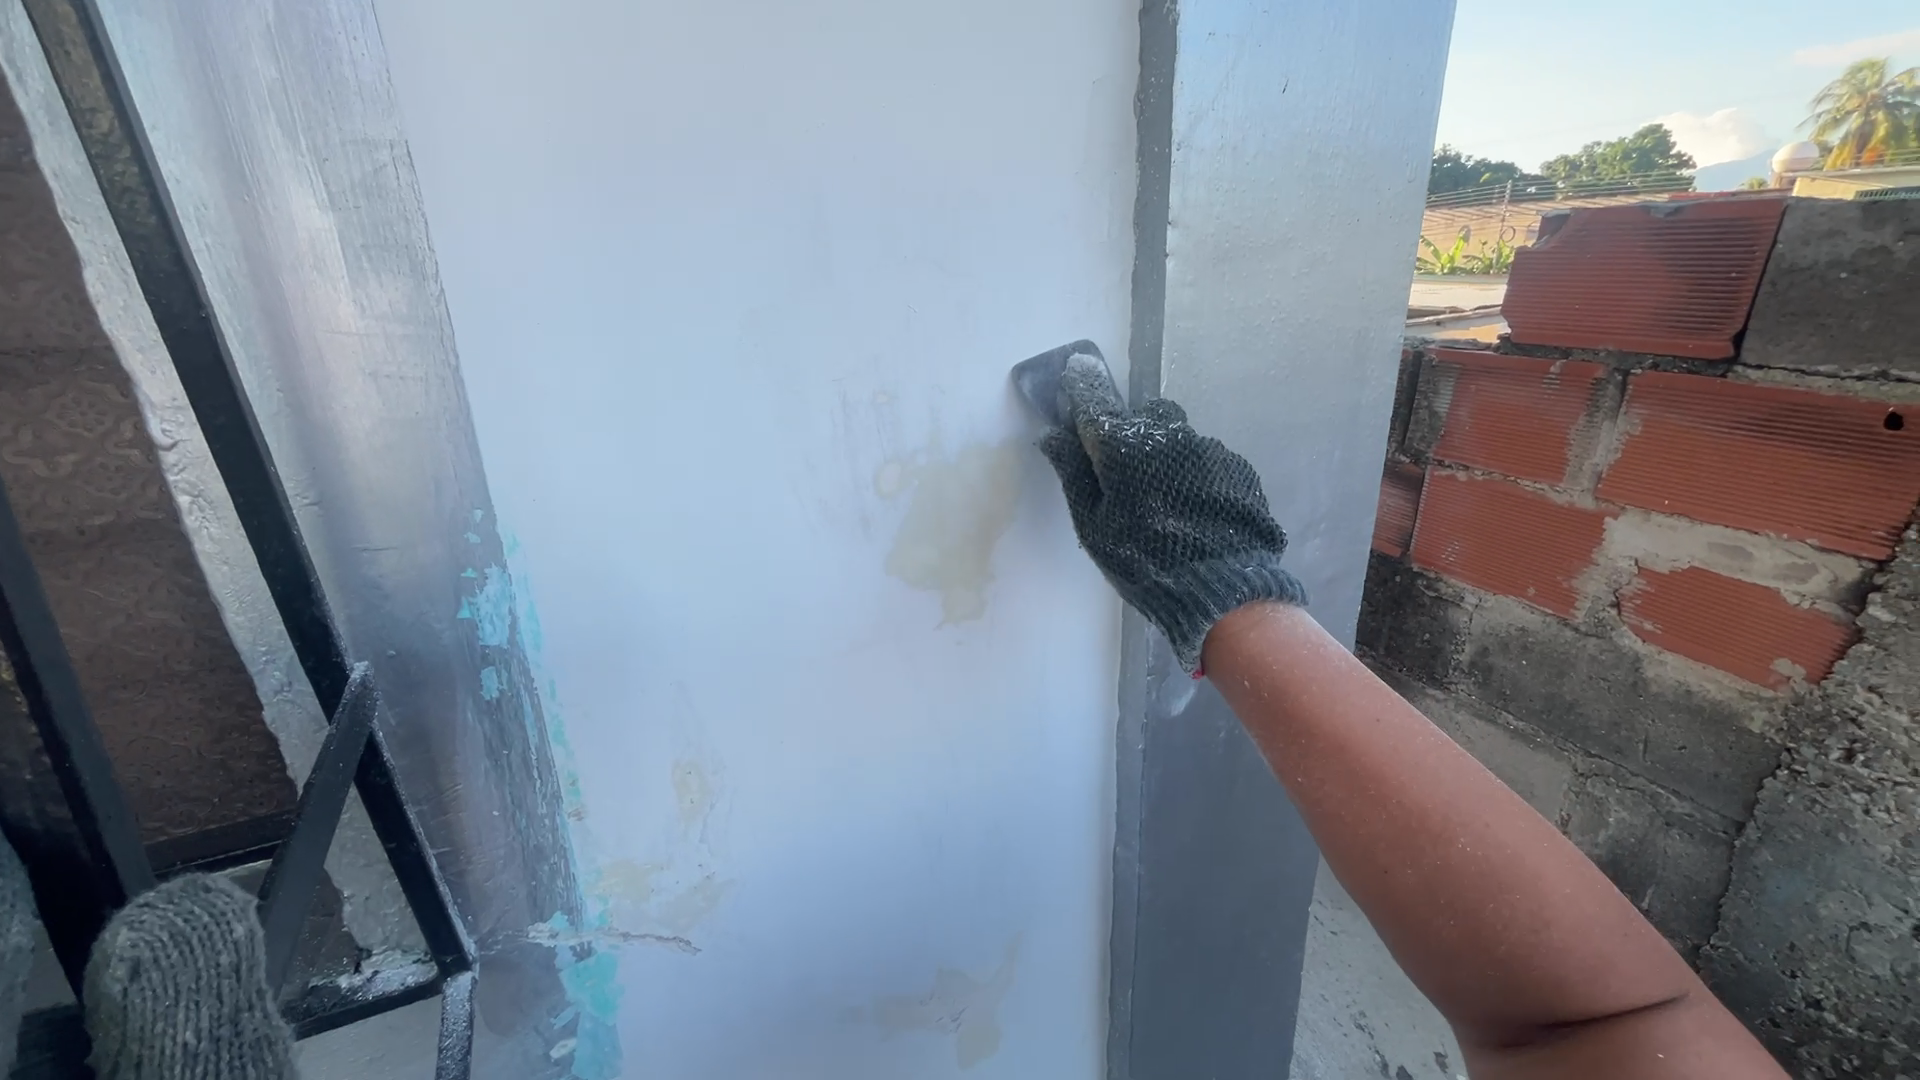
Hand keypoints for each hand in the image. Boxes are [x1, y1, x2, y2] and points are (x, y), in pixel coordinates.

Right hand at [1039, 356, 1303, 671]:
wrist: (1225, 589)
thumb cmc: (1144, 561)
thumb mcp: (1094, 526)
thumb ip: (1074, 474)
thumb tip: (1053, 435)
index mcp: (1123, 446)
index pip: (1094, 398)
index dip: (1081, 385)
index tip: (1075, 371)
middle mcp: (1168, 433)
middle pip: (1143, 416)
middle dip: (1131, 433)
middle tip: (1127, 474)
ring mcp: (1208, 448)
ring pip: (1178, 440)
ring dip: (1167, 460)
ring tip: (1168, 506)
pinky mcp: (1238, 468)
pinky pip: (1206, 461)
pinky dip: (1195, 477)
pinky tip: (1195, 513)